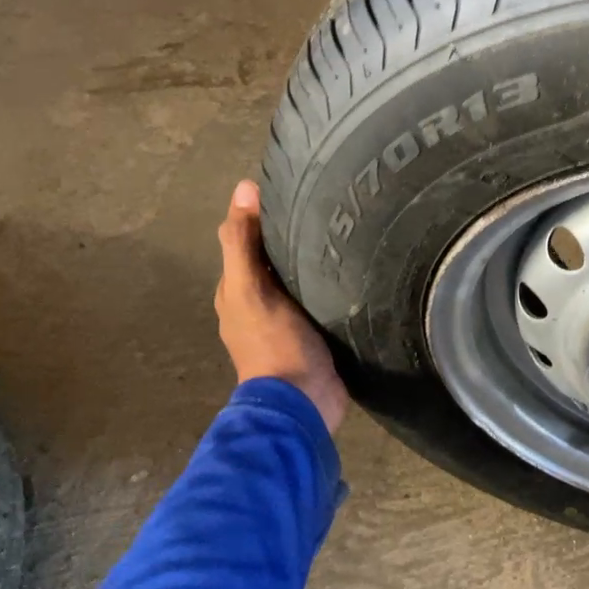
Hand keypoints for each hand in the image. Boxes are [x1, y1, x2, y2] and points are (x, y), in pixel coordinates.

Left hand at [215, 180, 348, 433]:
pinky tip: (352, 276)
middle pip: (274, 261)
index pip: (247, 242)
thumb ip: (243, 243)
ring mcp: (288, 323)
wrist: (304, 401)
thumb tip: (244, 188)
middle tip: (331, 211)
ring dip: (315, 263)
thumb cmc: (274, 343)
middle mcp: (258, 305)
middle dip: (293, 238)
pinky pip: (322, 301)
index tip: (297, 191)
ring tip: (348, 238)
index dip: (263, 217)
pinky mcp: (316, 337)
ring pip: (299, 281)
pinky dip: (331, 287)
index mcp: (236, 292)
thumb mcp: (251, 288)